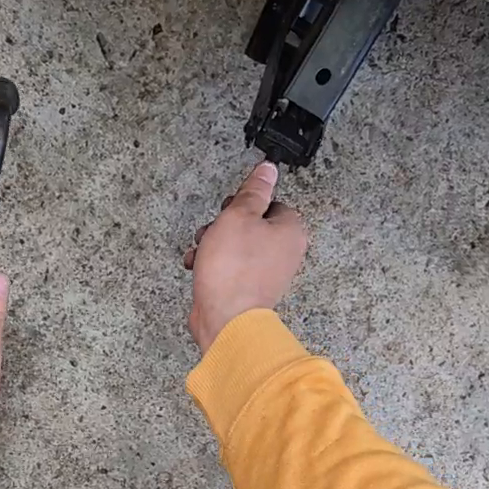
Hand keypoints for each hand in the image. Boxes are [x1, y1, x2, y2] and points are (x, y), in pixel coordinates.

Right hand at [184, 161, 307, 350]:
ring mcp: (267, 274)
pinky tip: (198, 267)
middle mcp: (284, 253)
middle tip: (215, 229)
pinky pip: (231, 268)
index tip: (230, 207)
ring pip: (238, 246)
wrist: (225, 319)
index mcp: (290, 231)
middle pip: (253, 225)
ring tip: (202, 250)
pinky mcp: (248, 290)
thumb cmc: (233, 271)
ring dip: (214, 244)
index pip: (271, 202)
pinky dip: (213, 265)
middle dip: (225, 225)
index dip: (246, 203)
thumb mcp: (238, 216)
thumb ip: (253, 191)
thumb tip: (267, 170)